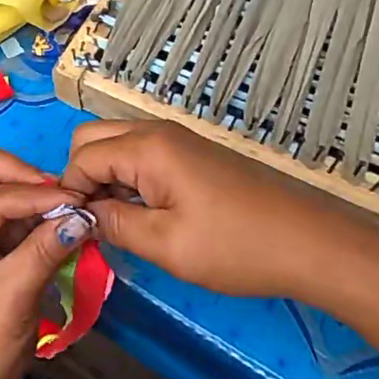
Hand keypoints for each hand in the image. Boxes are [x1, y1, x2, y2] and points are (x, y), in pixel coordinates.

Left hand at [0, 148, 91, 378]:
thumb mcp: (15, 294)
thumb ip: (45, 249)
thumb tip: (82, 216)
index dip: (37, 194)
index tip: (77, 200)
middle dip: (28, 176)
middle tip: (65, 197)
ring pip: (7, 184)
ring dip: (39, 191)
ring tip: (72, 208)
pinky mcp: (2, 238)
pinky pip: (23, 208)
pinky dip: (45, 208)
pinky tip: (67, 219)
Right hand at [61, 120, 351, 298]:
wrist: (309, 242)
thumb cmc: (235, 247)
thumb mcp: (166, 245)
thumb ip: (113, 225)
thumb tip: (81, 215)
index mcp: (146, 147)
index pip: (81, 157)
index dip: (70, 192)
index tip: (74, 229)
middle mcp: (156, 131)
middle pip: (92, 138)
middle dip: (82, 176)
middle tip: (94, 221)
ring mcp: (176, 138)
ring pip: (116, 143)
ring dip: (105, 176)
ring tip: (117, 221)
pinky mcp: (191, 152)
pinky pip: (140, 153)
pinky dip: (128, 176)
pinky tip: (143, 212)